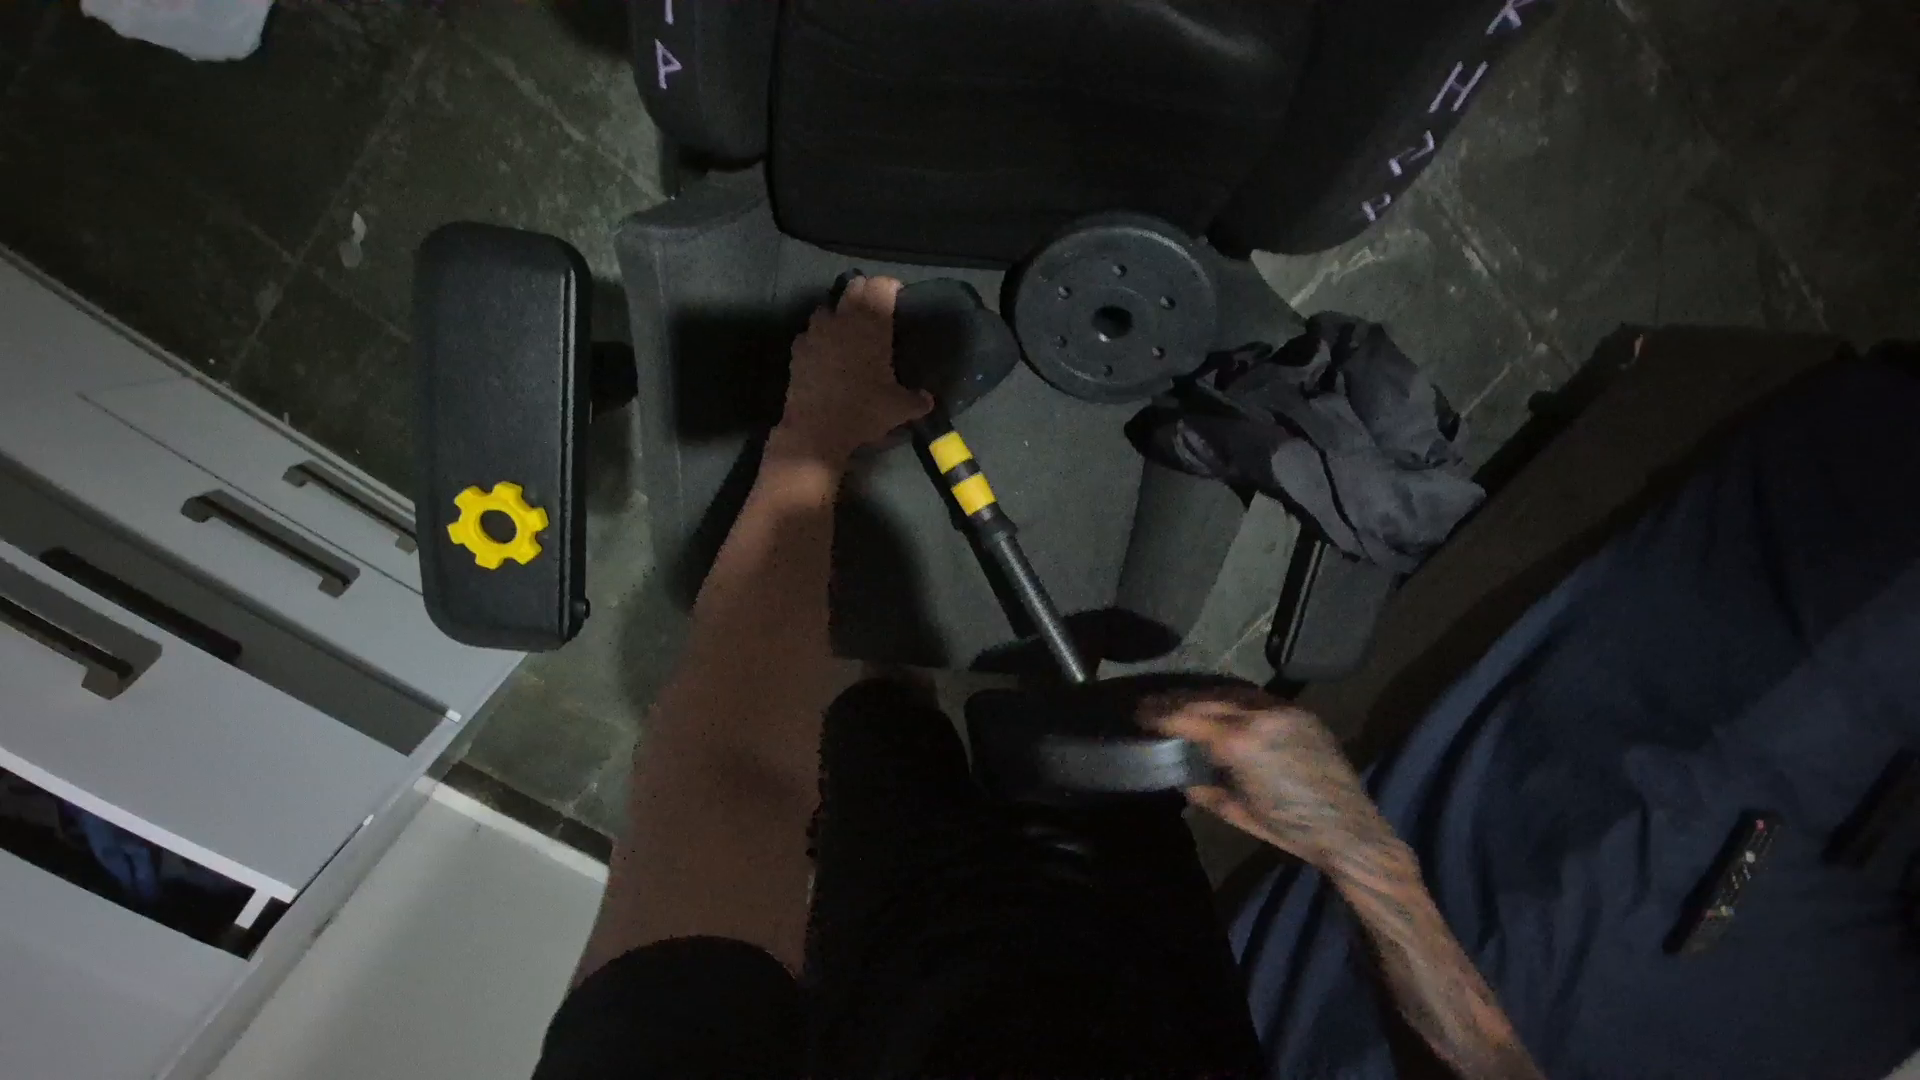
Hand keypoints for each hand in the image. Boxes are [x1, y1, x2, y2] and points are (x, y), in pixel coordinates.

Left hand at [774, 275, 933, 466]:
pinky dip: (820, 336)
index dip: (892, 287)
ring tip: (848, 331)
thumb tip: (927, 399)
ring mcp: (816, 331)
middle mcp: (843, 319)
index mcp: (871, 325)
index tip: (899, 298)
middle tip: (876, 311)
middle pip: (855, 286)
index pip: (882, 286)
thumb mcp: (900, 409)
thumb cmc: (863, 411)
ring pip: (828, 307)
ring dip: (840, 313)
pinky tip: (826, 353)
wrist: (817, 430)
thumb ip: (918, 400)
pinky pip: (811, 332)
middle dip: (867, 292)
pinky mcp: (798, 348)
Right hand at [1143, 690, 1390, 869]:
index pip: (1188, 717)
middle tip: (1153, 704)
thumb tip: (1179, 771)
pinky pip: (1257, 697)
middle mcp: (1258, 716)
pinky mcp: (1299, 712)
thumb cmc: (1288, 828)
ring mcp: (1282, 710)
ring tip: (1184, 702)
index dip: (1160, 713)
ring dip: (1204, 696)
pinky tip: (1222, 705)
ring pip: (1231, 692)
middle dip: (1176, 701)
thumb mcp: (1235, 811)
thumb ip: (1202, 787)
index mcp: (1238, 742)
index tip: (1139, 712)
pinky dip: (1233, 699)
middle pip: (1206, 699)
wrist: (1348, 829)